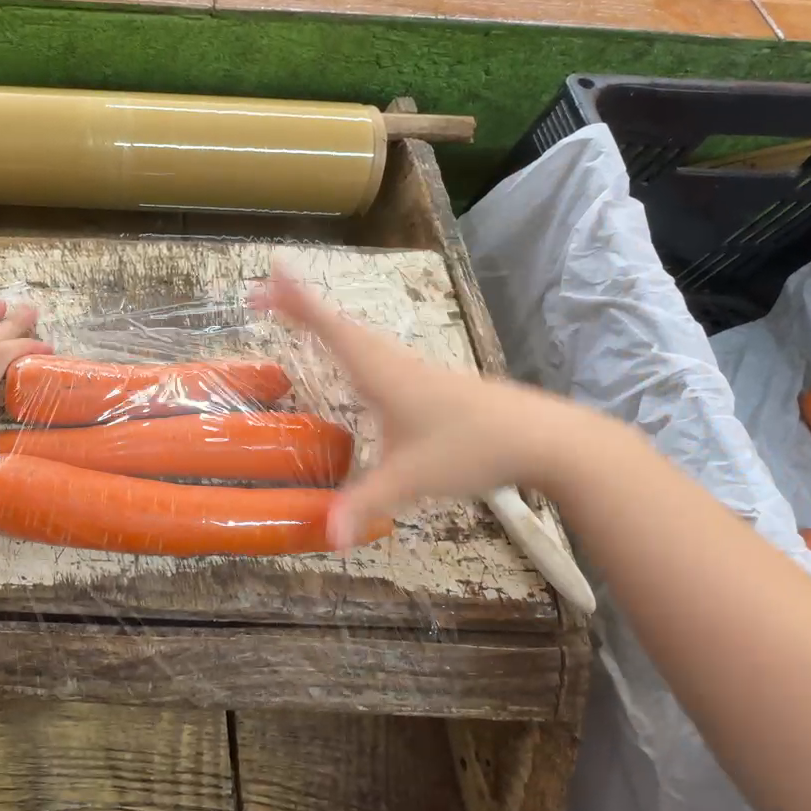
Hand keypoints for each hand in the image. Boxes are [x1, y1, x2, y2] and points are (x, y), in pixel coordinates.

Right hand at [254, 263, 577, 548]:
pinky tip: (351, 354)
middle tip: (264, 292)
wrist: (546, 439)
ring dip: (323, 319)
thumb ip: (365, 503)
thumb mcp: (411, 480)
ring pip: (359, 335)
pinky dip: (348, 338)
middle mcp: (394, 363)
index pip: (330, 330)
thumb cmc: (473, 451)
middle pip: (338, 324)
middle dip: (299, 304)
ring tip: (296, 311)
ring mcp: (414, 369)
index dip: (298, 301)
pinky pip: (374, 348)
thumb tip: (327, 537)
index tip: (272, 273)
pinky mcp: (430, 381)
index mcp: (381, 375)